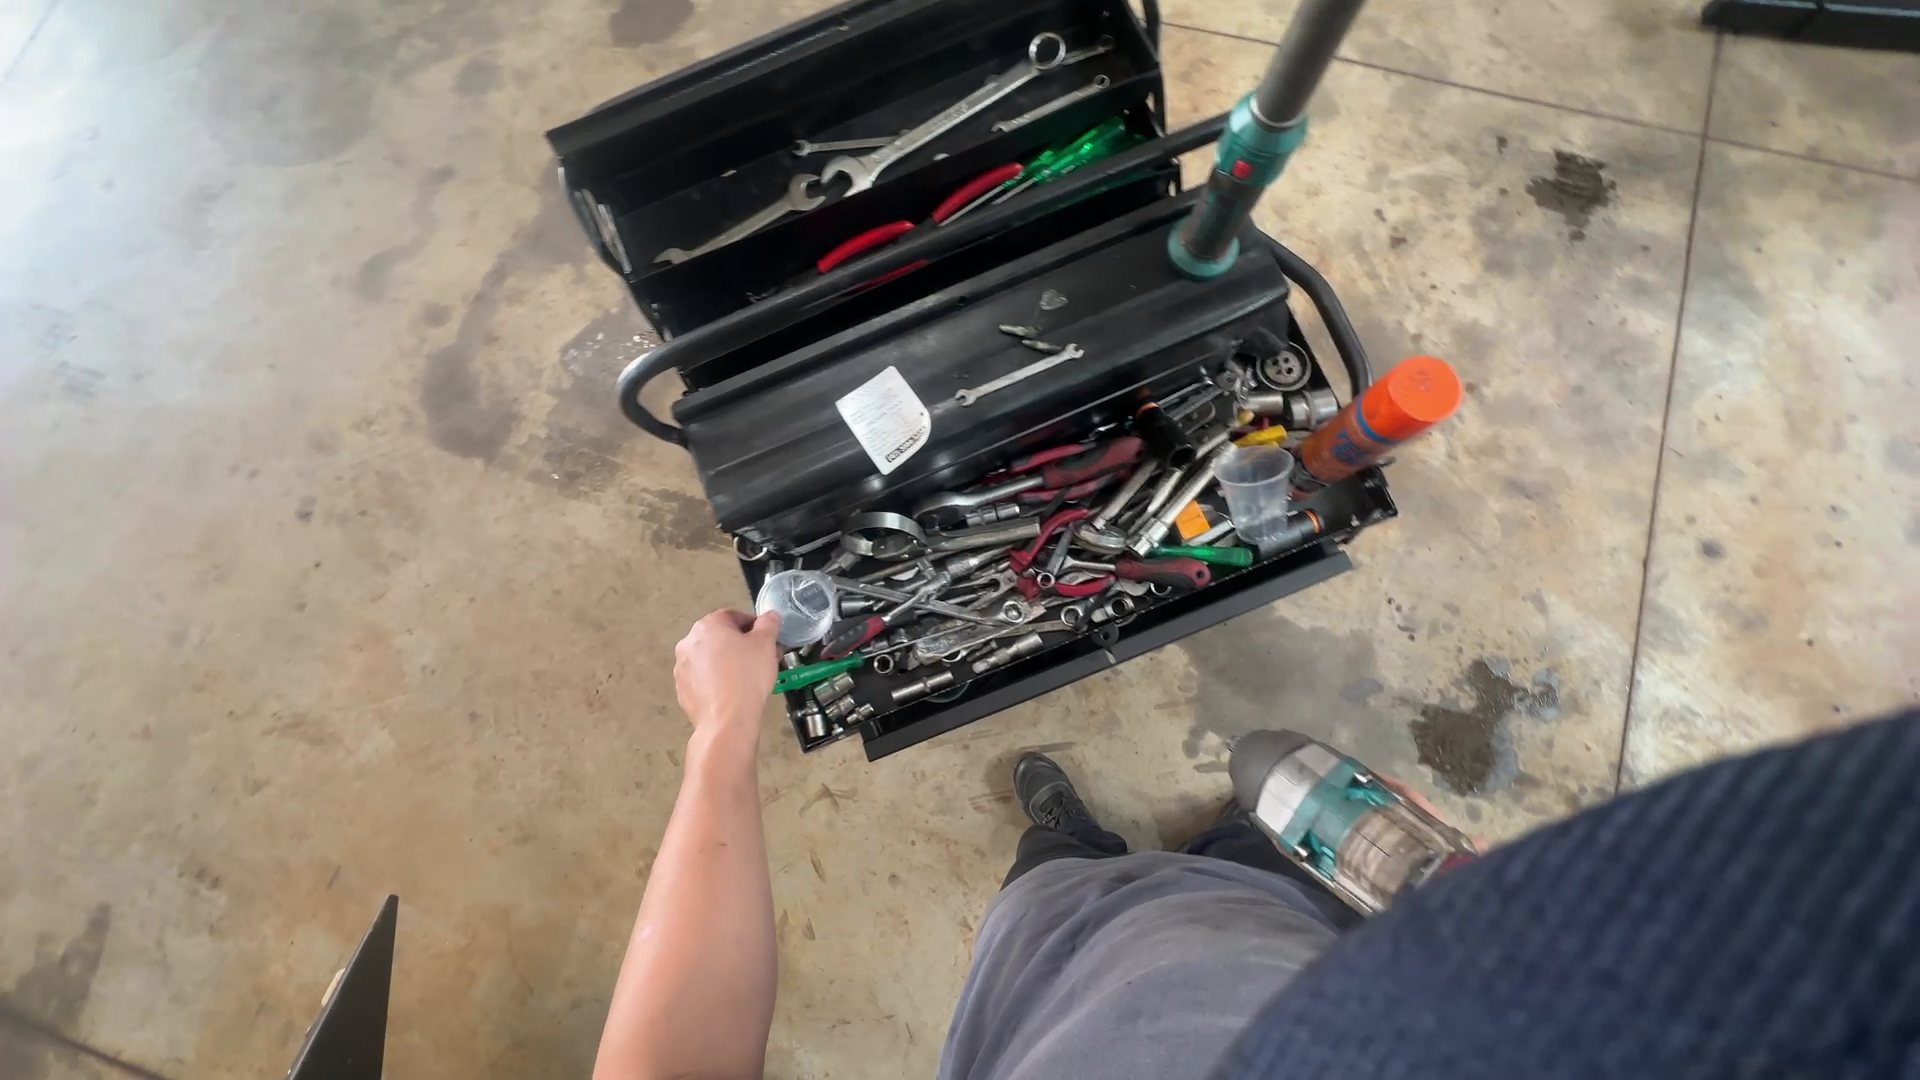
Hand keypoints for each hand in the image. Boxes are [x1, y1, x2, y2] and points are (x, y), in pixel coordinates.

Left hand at [673, 609, 782, 740]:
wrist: (727, 720)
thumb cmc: (748, 675)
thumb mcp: (766, 644)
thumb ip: (769, 624)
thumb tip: (770, 616)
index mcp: (708, 626)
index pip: (733, 616)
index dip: (753, 625)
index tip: (766, 639)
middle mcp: (689, 642)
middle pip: (720, 637)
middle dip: (741, 644)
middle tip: (761, 658)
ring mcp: (682, 668)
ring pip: (710, 658)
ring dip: (727, 662)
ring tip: (747, 677)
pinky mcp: (682, 690)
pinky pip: (703, 678)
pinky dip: (716, 680)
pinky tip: (732, 692)